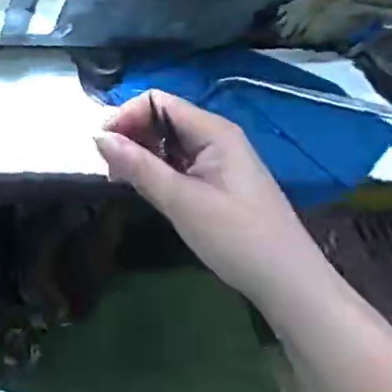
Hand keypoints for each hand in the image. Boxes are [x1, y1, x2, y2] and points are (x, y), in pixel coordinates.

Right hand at [94, 90, 331, 306]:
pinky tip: (149, 189)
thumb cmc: (238, 239)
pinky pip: (179, 160)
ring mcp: (220, 159)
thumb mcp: (180, 201)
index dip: (125, 116)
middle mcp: (217, 136)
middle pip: (160, 117)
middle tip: (110, 167)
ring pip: (167, 140)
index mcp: (213, 131)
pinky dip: (157, 168)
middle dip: (130, 135)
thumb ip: (137, 165)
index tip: (102, 146)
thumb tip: (97, 136)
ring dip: (141, 153)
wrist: (294, 290)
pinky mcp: (220, 180)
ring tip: (124, 180)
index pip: (155, 101)